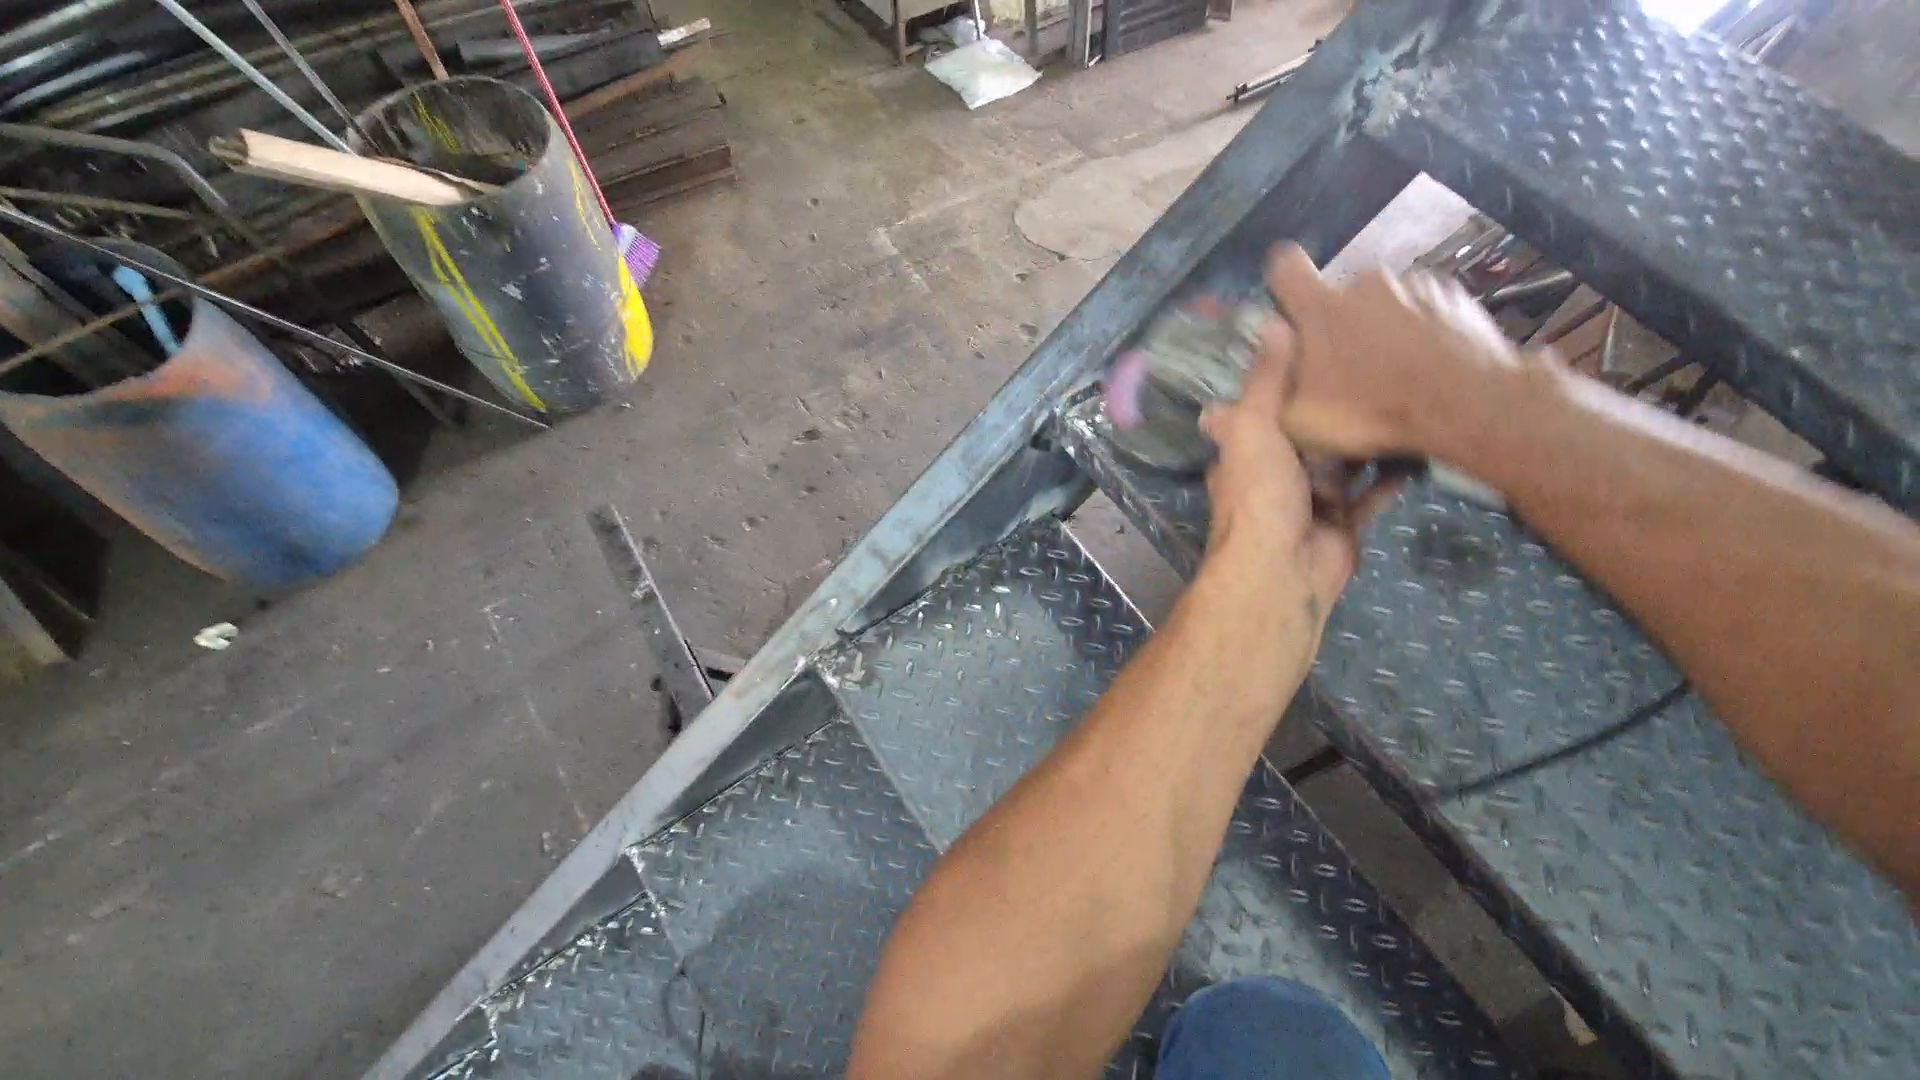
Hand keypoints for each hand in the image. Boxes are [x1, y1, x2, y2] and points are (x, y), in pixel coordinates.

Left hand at [1199, 341, 1395, 629]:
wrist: (1282, 568)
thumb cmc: (1260, 492)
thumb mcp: (1254, 424)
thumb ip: (1267, 379)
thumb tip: (1274, 323)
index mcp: (1244, 451)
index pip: (1261, 409)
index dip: (1282, 383)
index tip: (1318, 350)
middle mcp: (1274, 474)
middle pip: (1307, 435)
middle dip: (1333, 409)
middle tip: (1375, 368)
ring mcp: (1311, 502)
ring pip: (1343, 463)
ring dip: (1366, 440)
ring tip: (1404, 399)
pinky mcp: (1344, 524)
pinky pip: (1371, 495)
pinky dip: (1392, 477)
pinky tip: (1419, 449)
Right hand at [1255, 243, 1528, 459]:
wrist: (1466, 404)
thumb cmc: (1372, 411)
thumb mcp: (1301, 417)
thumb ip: (1278, 379)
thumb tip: (1275, 351)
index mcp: (1319, 310)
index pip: (1285, 267)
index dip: (1282, 279)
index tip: (1289, 301)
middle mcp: (1363, 283)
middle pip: (1339, 295)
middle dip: (1341, 324)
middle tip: (1351, 368)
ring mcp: (1411, 284)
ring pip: (1383, 303)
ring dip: (1382, 328)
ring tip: (1397, 371)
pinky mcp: (1451, 292)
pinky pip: (1422, 308)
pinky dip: (1420, 330)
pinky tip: (1429, 364)